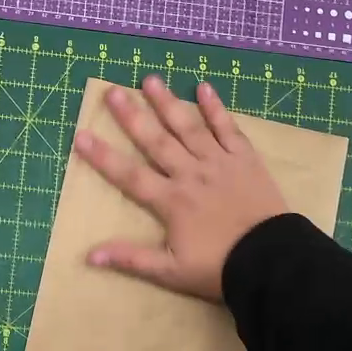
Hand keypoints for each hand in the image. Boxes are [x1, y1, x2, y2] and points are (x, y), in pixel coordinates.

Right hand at [72, 75, 288, 300]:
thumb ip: (130, 258)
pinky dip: (216, 108)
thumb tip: (89, 256)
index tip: (81, 134)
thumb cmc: (218, 268)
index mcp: (170, 201)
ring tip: (151, 79)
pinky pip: (228, 128)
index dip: (103, 157)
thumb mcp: (170, 271)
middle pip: (156, 141)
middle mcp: (190, 174)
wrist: (269, 260)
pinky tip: (204, 87)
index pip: (129, 175)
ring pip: (188, 127)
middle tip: (112, 90)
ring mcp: (218, 163)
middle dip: (132, 116)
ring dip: (168, 103)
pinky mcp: (245, 159)